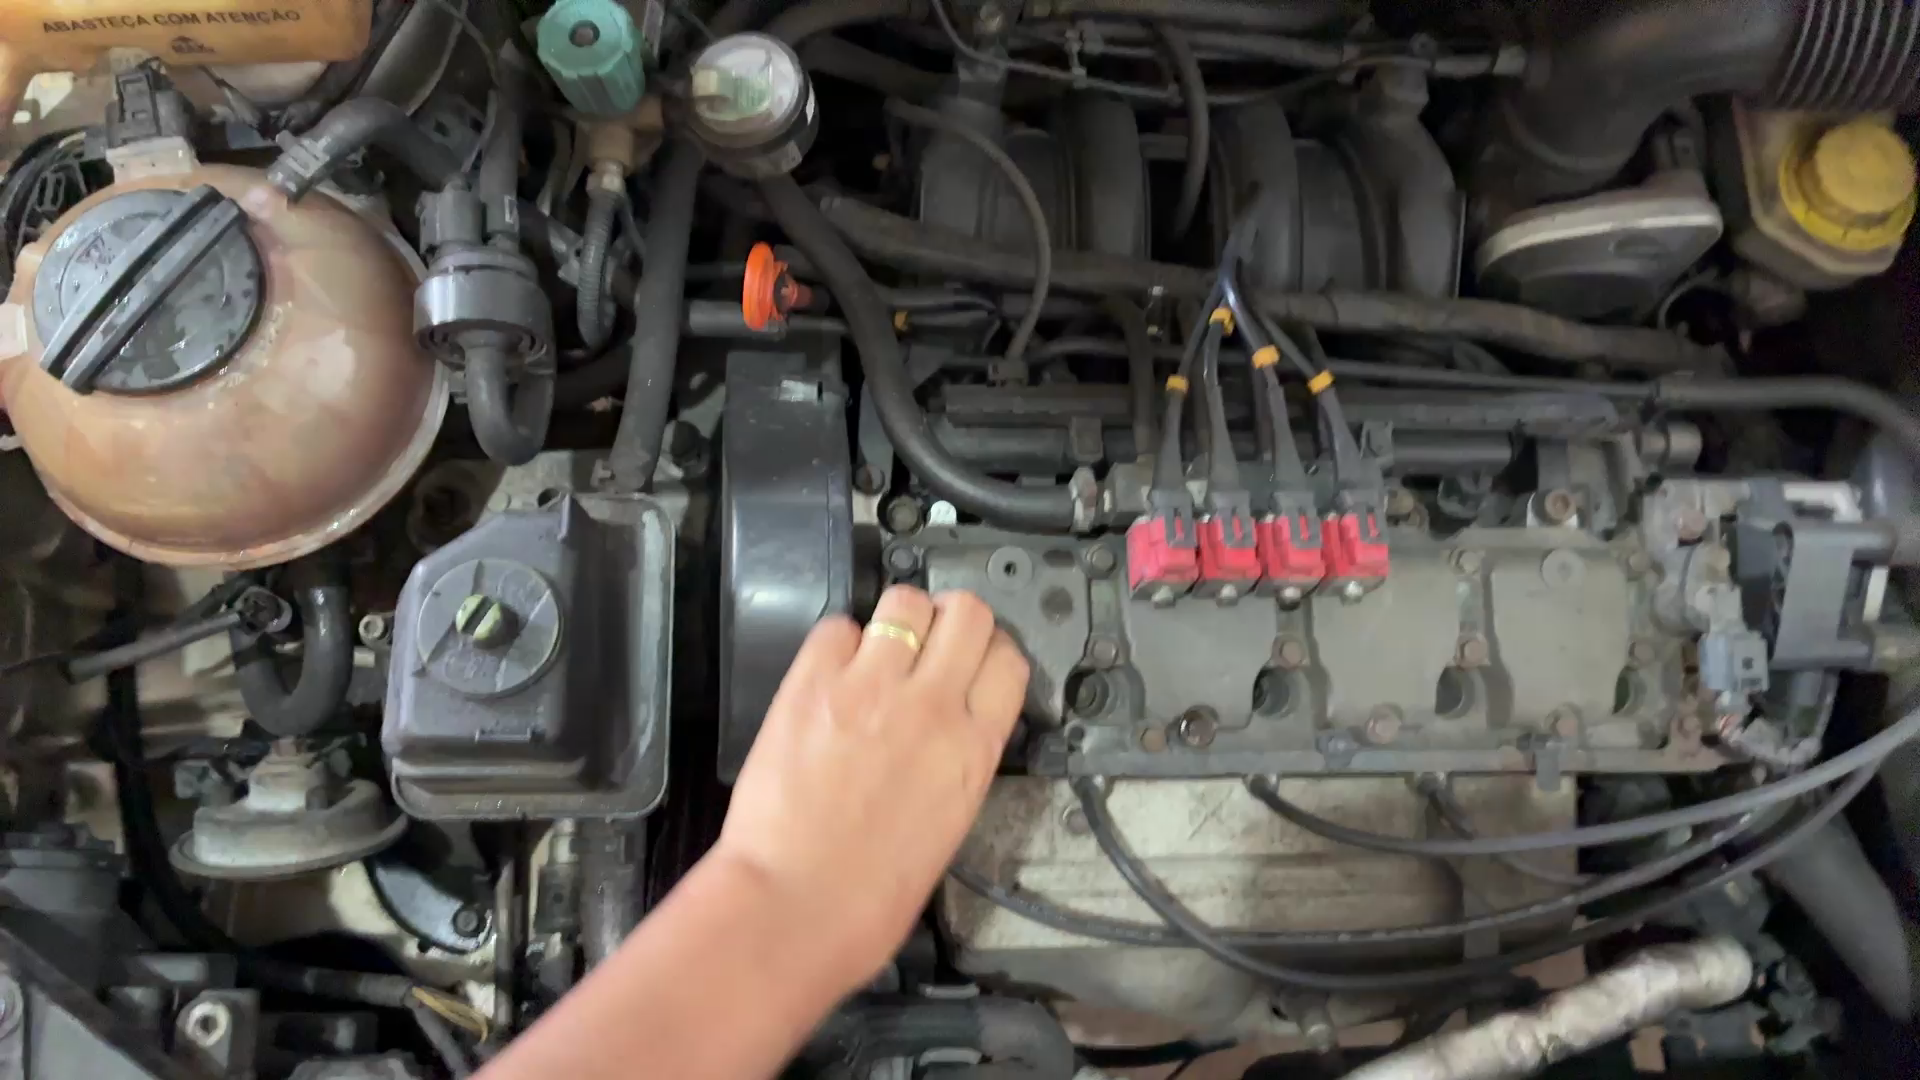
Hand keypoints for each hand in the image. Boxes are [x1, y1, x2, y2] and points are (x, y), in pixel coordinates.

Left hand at [713, 587, 1029, 988]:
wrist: (793, 908)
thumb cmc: (872, 891)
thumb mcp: (950, 821)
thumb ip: (959, 755)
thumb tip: (952, 717)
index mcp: (974, 748)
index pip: (1009, 661)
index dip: (992, 652)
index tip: (975, 658)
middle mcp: (932, 704)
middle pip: (968, 611)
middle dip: (953, 618)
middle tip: (931, 641)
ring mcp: (871, 686)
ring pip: (905, 602)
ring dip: (899, 619)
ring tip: (882, 648)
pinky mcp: (813, 683)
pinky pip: (837, 627)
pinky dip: (839, 643)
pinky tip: (833, 672)